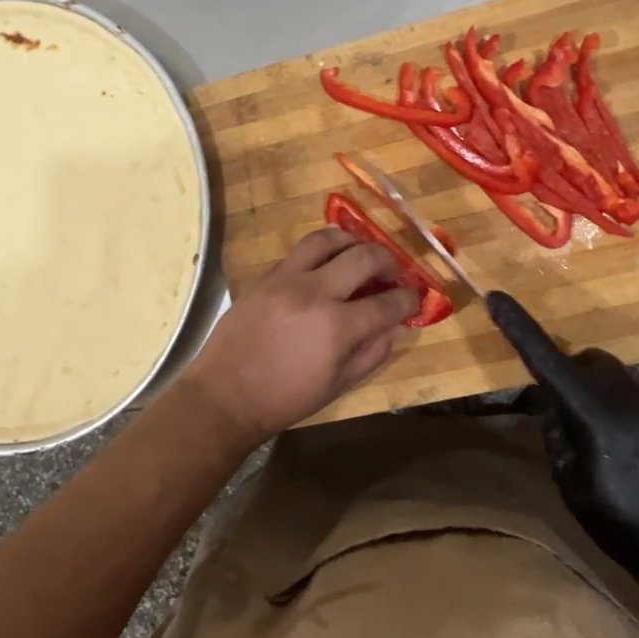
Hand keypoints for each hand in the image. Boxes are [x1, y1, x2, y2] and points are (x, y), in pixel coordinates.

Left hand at [179, 227, 418, 445]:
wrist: (225, 394)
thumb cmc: (285, 399)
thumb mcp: (338, 385)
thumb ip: (372, 352)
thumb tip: (393, 325)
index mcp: (337, 327)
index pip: (388, 303)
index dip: (408, 299)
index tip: (413, 299)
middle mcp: (314, 293)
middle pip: (364, 257)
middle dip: (388, 262)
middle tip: (391, 274)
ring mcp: (285, 279)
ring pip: (327, 238)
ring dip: (352, 241)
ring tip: (360, 253)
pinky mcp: (264, 277)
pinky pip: (299, 252)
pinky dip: (320, 253)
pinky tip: (326, 266)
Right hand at [526, 347, 638, 617]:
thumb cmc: (638, 535)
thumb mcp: (579, 495)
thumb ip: (560, 443)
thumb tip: (554, 411)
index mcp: (598, 415)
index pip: (548, 361)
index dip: (519, 328)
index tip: (497, 298)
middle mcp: (636, 397)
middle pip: (594, 364)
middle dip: (574, 376)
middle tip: (569, 414)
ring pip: (629, 388)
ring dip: (613, 407)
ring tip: (624, 458)